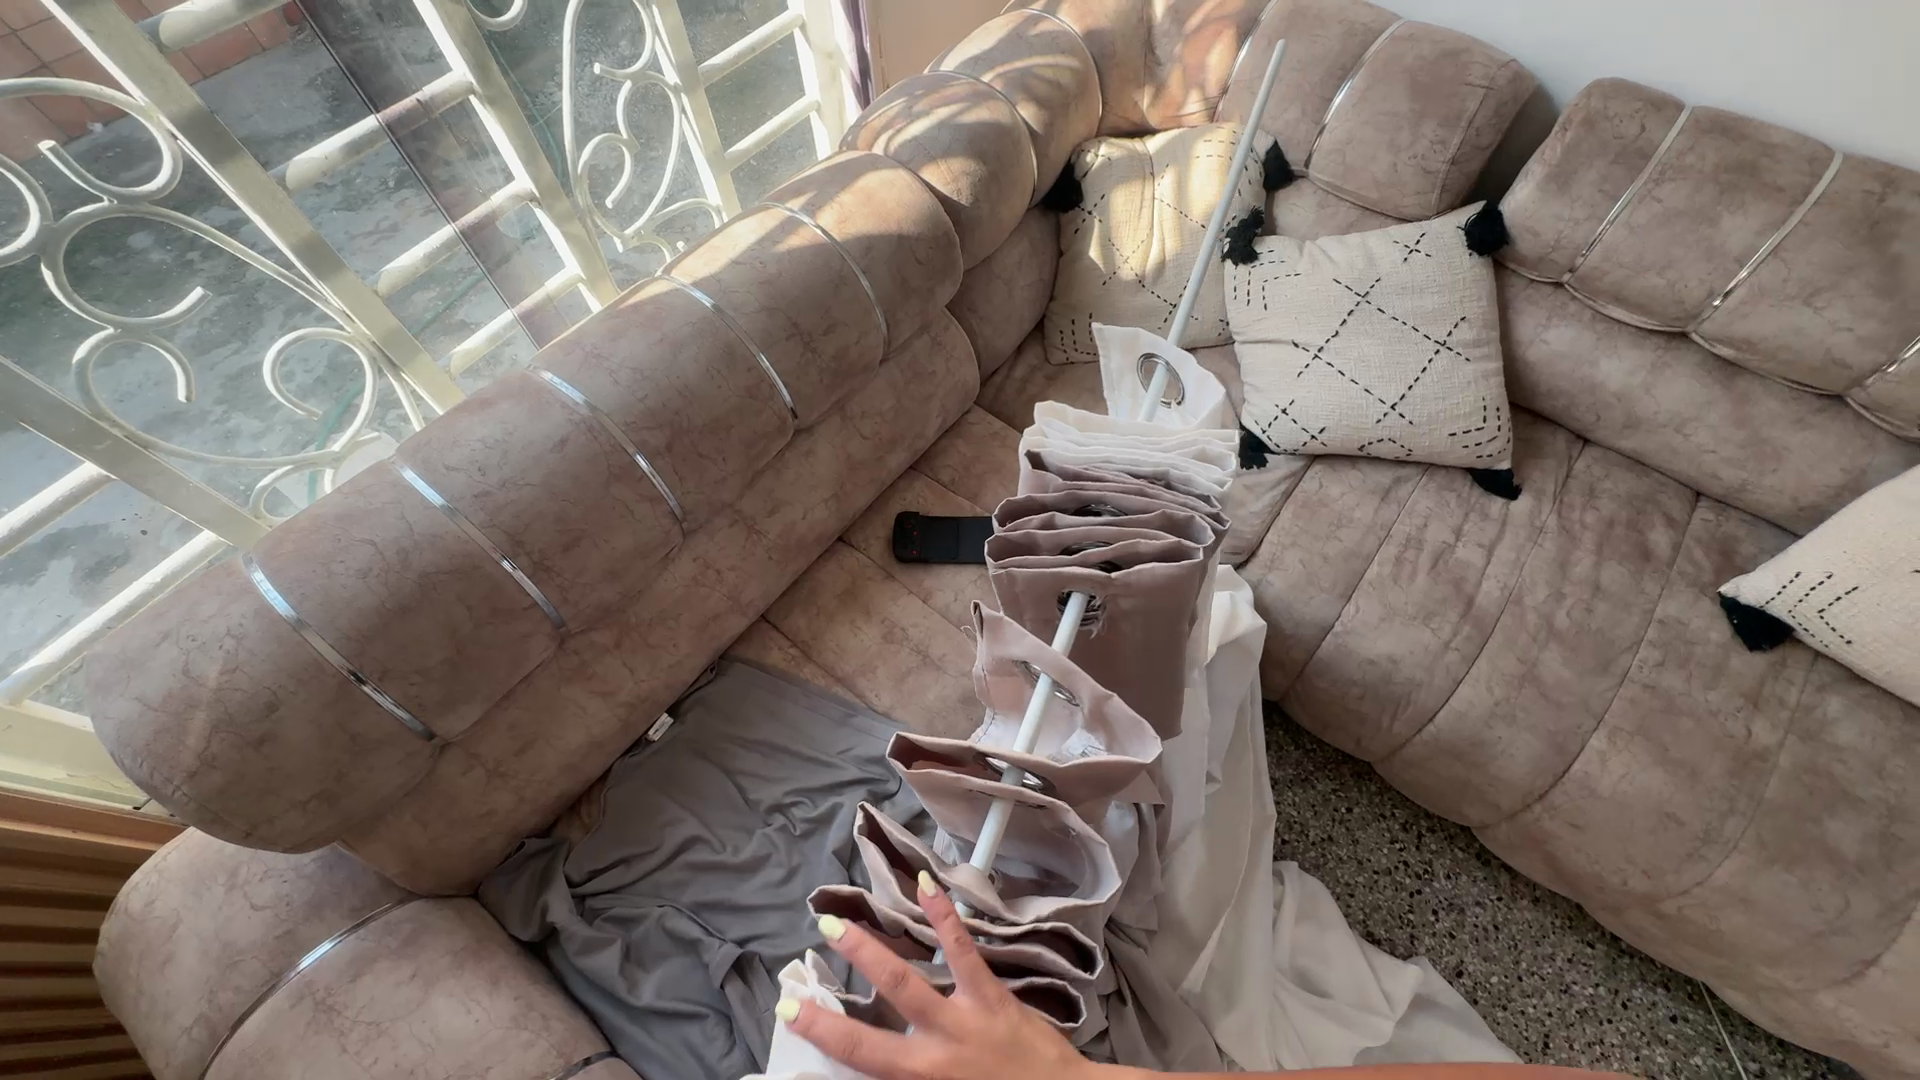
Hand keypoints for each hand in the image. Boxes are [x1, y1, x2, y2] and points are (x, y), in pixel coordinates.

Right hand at [777, 871, 1107, 1079]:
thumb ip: (908, 1071)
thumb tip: (871, 1061)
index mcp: (920, 1079)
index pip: (859, 1057)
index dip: (820, 1033)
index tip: (788, 1007)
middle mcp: (933, 1052)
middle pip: (873, 1023)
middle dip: (833, 997)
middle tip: (807, 957)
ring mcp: (962, 1020)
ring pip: (907, 982)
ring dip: (870, 949)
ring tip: (839, 921)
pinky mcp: (991, 995)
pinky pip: (963, 950)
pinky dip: (943, 915)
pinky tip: (926, 882)